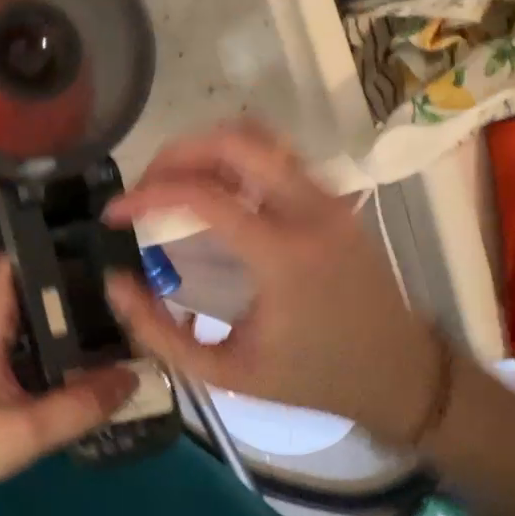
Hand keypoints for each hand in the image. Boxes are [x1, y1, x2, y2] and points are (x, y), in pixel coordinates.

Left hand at [0, 259, 137, 509]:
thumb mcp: (30, 431)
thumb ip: (81, 406)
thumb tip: (131, 376)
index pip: (8, 268)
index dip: (40, 250)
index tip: (82, 246)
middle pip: (11, 279)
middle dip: (48, 271)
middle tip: (97, 276)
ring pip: (11, 301)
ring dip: (43, 296)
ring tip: (95, 300)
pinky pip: (11, 324)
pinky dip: (36, 320)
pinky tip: (69, 337)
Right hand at [101, 118, 443, 446]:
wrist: (401, 375)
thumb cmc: (310, 377)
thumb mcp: (225, 373)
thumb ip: (160, 332)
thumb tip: (115, 282)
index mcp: (282, 255)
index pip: (202, 196)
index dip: (146, 196)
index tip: (113, 214)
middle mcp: (309, 211)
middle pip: (233, 142)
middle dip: (174, 155)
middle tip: (143, 188)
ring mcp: (327, 198)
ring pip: (257, 138)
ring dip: (204, 150)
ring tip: (172, 184)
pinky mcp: (332, 198)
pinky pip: (275, 155)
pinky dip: (233, 158)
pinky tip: (211, 191)